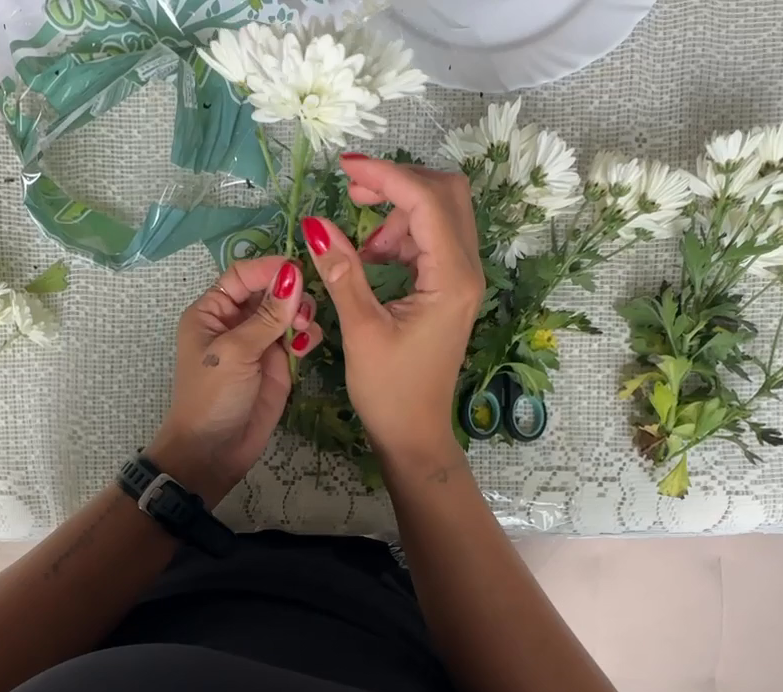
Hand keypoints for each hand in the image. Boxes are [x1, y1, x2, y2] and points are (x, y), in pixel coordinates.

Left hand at [151, 256, 320, 504]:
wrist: (214, 451)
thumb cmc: (212, 397)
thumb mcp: (235, 352)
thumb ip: (266, 316)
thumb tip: (293, 275)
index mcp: (212, 312)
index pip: (243, 275)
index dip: (269, 269)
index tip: (297, 271)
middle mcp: (236, 322)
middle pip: (270, 290)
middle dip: (290, 293)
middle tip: (302, 311)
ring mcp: (259, 343)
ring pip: (288, 312)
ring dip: (301, 314)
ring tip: (302, 331)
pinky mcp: (279, 365)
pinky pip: (298, 338)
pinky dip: (306, 336)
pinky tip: (306, 346)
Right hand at [300, 155, 484, 471]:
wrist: (414, 434)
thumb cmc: (389, 392)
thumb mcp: (360, 331)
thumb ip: (342, 273)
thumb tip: (316, 225)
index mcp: (452, 278)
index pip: (426, 201)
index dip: (386, 176)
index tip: (345, 167)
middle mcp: (467, 270)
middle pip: (444, 195)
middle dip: (398, 184)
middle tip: (352, 190)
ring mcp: (461, 280)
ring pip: (439, 216)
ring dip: (398, 214)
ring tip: (360, 246)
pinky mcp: (449, 290)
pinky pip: (432, 242)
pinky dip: (402, 237)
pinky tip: (372, 260)